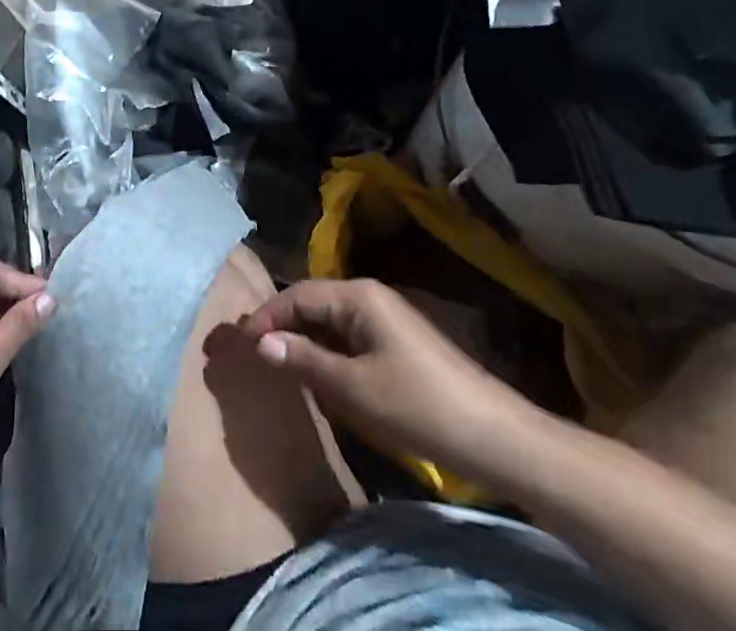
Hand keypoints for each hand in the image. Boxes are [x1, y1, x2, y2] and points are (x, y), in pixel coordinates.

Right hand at [241, 279, 546, 481]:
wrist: (498, 438)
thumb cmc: (418, 406)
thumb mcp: (351, 386)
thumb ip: (302, 359)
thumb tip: (259, 341)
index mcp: (359, 297)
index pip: (297, 295)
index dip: (264, 316)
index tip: (237, 341)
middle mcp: (371, 298)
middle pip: (312, 302)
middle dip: (279, 324)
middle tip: (249, 349)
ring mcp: (387, 320)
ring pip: (329, 321)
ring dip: (301, 338)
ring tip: (273, 360)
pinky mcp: (398, 344)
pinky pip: (347, 337)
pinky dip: (324, 350)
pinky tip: (314, 371)